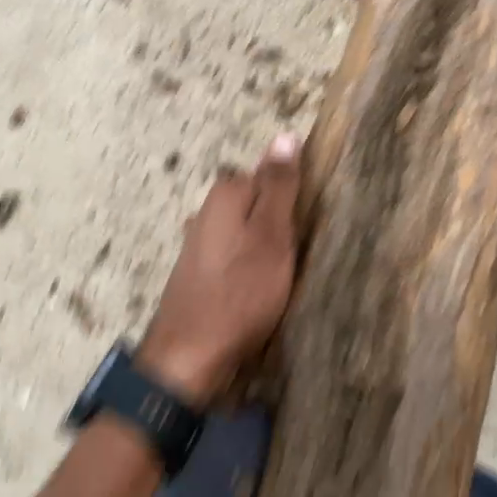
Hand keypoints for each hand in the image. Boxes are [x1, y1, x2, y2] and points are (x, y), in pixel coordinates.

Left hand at [136, 133, 301, 406]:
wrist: (188, 361)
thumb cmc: (239, 293)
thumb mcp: (272, 235)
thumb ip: (279, 186)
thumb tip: (286, 135)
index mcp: (226, 193)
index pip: (272, 175)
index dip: (294, 200)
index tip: (308, 227)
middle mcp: (206, 211)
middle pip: (258, 204)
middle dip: (280, 225)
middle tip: (300, 257)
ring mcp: (199, 244)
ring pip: (247, 233)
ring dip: (266, 251)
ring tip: (284, 280)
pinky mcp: (198, 274)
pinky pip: (235, 258)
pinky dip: (249, 271)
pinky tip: (260, 294)